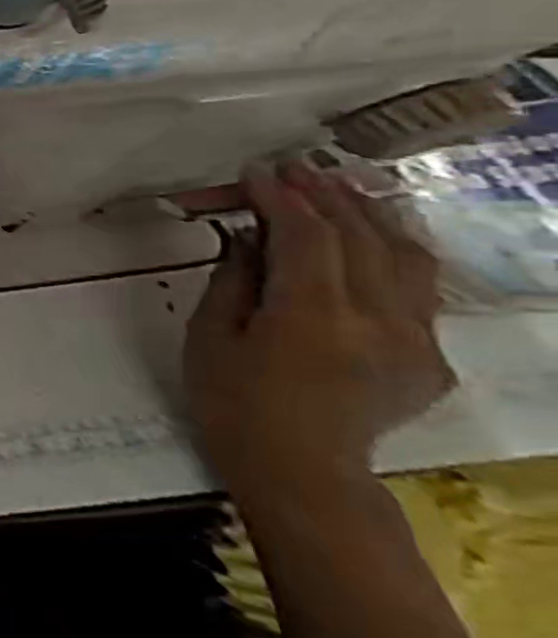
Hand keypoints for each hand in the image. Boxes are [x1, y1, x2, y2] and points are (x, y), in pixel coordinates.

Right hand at [184, 164, 454, 482]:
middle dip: (325, 195)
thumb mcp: (210, 337)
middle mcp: (378, 320)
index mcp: (313, 316)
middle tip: (293, 169)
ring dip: (369, 216)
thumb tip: (247, 236)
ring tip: (337, 190)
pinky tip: (366, 242)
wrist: (298, 469)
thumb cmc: (232, 402)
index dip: (281, 198)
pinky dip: (391, 253)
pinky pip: (417, 290)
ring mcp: (415, 339)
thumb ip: (235, 280)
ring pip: (406, 257)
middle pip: (362, 237)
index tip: (256, 173)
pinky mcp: (429, 356)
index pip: (307, 236)